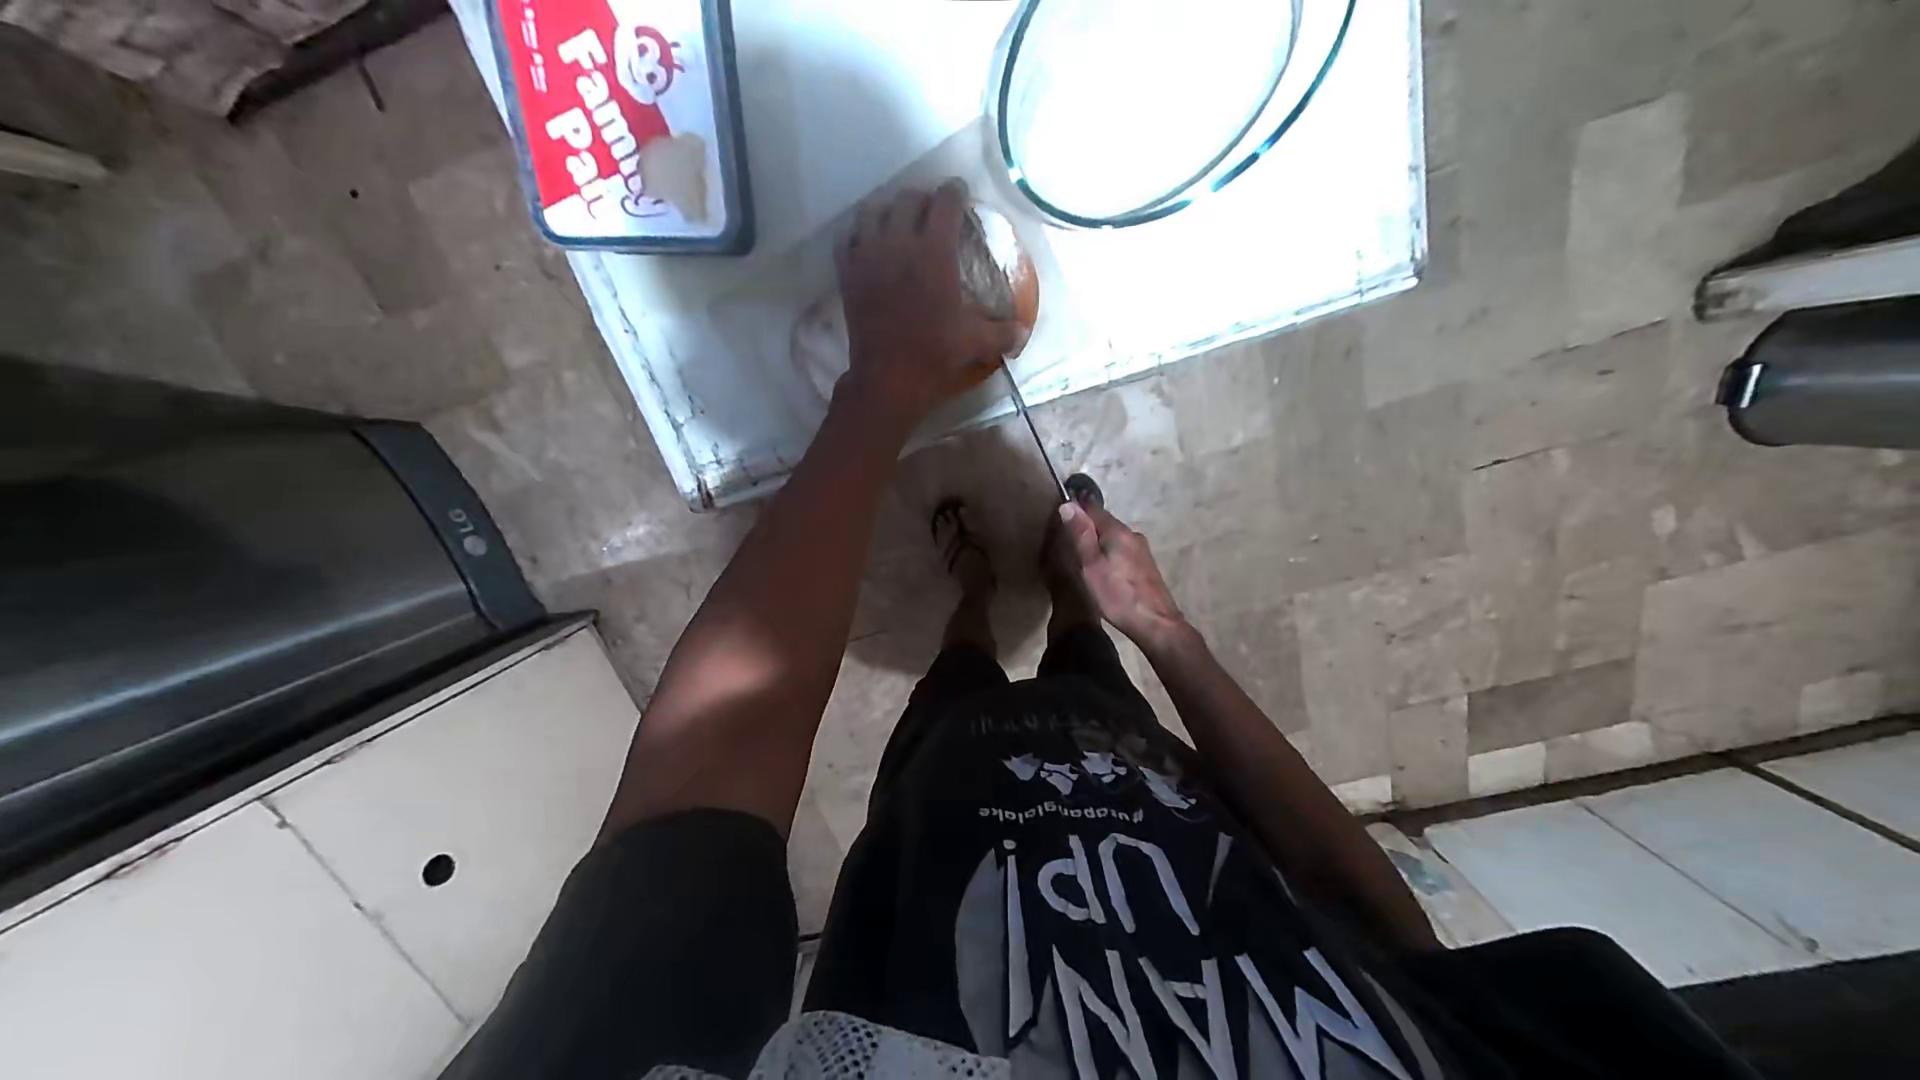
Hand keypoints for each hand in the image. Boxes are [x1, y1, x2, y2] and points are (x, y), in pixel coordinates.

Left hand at [835, 179, 1026, 428]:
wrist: (888, 377)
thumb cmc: (934, 354)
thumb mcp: (976, 343)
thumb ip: (1004, 332)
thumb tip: (1024, 333)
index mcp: (934, 252)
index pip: (945, 202)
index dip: (955, 192)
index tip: (959, 192)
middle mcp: (899, 243)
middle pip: (907, 199)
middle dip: (922, 199)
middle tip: (931, 211)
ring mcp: (867, 256)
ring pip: (872, 210)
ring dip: (888, 209)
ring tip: (897, 220)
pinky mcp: (847, 273)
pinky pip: (847, 238)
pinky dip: (858, 233)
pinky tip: (867, 242)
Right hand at [1057, 500, 1192, 654]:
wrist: (1155, 622)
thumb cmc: (1116, 594)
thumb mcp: (1090, 565)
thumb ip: (1080, 534)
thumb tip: (1068, 504)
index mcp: (1118, 531)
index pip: (1093, 508)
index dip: (1075, 510)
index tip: (1059, 520)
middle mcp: (1132, 534)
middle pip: (1104, 523)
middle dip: (1086, 528)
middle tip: (1067, 542)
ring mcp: (1142, 550)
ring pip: (1114, 538)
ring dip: (1098, 543)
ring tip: (1082, 558)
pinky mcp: (1146, 565)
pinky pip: (1122, 550)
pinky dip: (1109, 554)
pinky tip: (1103, 570)